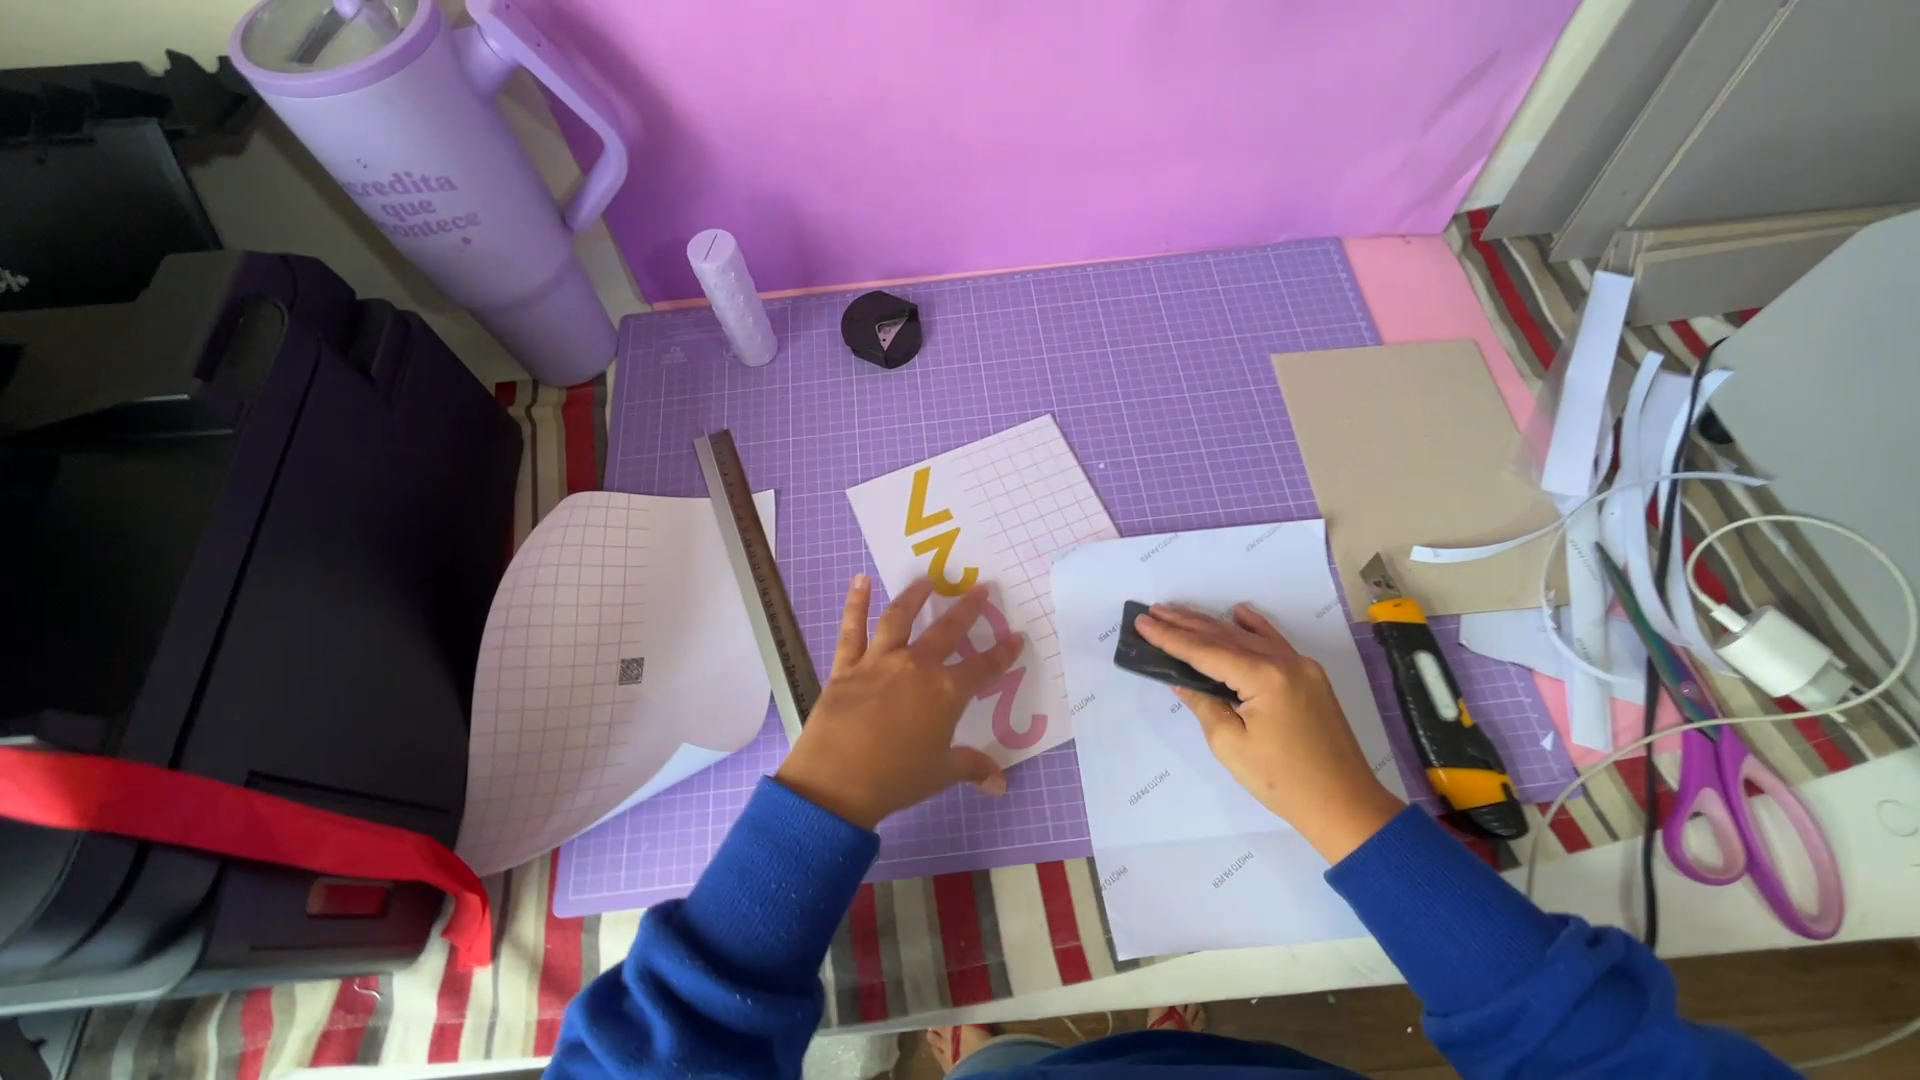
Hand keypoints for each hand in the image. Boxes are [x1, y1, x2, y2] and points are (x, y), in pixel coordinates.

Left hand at [775, 576, 1024, 829]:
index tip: (1016, 637)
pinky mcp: (847, 666)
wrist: (837, 781)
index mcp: (947, 692)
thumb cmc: (897, 778)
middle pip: (947, 631)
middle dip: (967, 609)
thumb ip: (972, 767)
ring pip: (900, 618)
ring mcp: (879, 662)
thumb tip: (1000, 784)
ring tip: (927, 579)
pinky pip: (852, 629)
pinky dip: (856, 603)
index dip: (1003, 653)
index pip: (984, 668)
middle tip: (980, 589)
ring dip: (915, 596)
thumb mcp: (941, 773)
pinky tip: (860, 581)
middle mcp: (916, 667)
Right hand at [1134, 603, 1404, 861]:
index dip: (1170, 638)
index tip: (1142, 623)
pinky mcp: (1310, 677)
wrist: (1344, 803)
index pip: (1205, 651)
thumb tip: (1181, 678)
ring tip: (1178, 612)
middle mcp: (1285, 662)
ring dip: (1211, 624)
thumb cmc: (1281, 781)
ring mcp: (1301, 667)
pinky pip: (1275, 642)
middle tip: (1152, 611)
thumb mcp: (1230, 745)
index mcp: (1264, 678)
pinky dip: (1254, 627)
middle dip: (1185, 624)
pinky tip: (1237, 612)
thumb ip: (1203, 703)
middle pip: (1225, 636)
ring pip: (1248, 637)